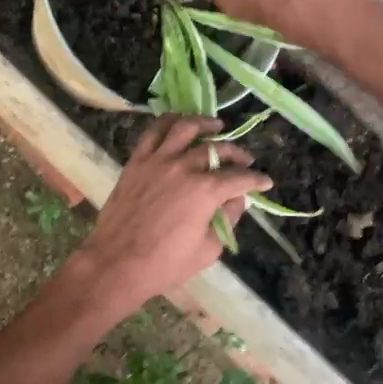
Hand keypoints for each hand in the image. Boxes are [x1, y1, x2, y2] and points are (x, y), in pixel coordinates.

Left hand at [71, 116, 272, 313]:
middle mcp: (184, 167)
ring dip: (204, 123)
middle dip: (236, 153)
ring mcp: (158, 160)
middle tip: (244, 159)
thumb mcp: (208, 250)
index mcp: (205, 191)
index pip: (239, 178)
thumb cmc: (165, 263)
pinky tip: (178, 120)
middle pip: (216, 150)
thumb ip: (227, 220)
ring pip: (185, 128)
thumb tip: (236, 200)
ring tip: (215, 125)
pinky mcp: (137, 160)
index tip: (265, 181)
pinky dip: (168, 121)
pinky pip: (153, 131)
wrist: (118, 262)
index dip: (256, 179)